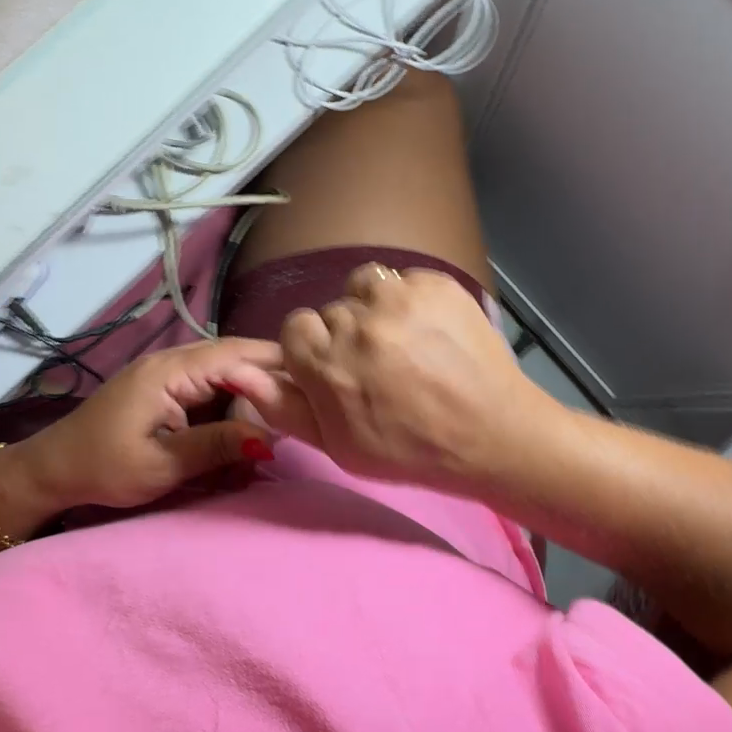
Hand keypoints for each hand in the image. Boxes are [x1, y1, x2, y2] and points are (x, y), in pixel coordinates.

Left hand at [0, 339, 282, 516]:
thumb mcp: (163, 464)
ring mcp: (167, 374)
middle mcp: (170, 362)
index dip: (274, 368)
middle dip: (272, 374)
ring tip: (287, 410)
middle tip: (308, 398)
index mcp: (168, 372)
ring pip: (225, 369)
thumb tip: (270, 439)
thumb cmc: (104, 468)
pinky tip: (251, 420)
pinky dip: (234, 399)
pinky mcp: (165, 389)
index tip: (311, 389)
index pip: (233, 356)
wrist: (53, 471)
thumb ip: (217, 445)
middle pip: (234, 356)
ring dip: (254, 387)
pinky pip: (210, 384)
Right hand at [226, 263, 559, 491]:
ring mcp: (400, 298)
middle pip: (332, 312)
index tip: (341, 373)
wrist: (493, 436)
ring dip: (375, 309)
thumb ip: (285, 407)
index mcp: (326, 364)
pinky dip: (411, 300)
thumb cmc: (411, 451)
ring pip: (365, 286)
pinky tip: (430, 333)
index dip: (316, 352)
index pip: (295, 330)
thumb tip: (238, 373)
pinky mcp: (437, 283)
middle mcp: (357, 322)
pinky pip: (405, 279)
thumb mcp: (339, 446)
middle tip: (381, 368)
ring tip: (403, 343)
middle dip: (347, 336)